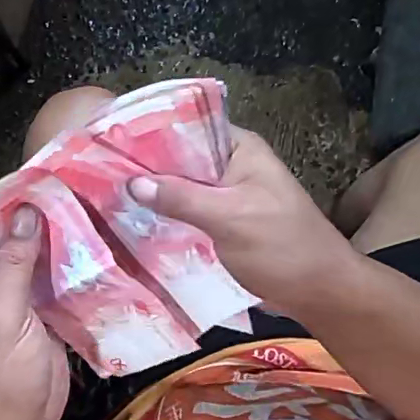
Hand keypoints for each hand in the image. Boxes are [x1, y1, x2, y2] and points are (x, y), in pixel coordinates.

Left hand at [0, 206, 69, 419]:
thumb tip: (26, 212)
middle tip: (64, 189)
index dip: (0, 207)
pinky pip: (48, 275)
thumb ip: (13, 262)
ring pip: (29, 255)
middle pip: (4, 239)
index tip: (32, 182)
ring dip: (50, 237)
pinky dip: (64, 260)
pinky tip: (87, 240)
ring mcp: (10, 295)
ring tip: (80, 206)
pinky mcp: (37, 307)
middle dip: (30, 219)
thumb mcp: (2, 314)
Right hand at [128, 128, 360, 319]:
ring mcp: (228, 195)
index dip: (149, 133)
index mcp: (240, 148)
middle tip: (99, 173)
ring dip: (154, 195)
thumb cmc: (282, 247)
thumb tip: (132, 182)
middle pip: (180, 159)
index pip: (187, 127)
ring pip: (182, 187)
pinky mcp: (224, 222)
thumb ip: (182, 197)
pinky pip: (188, 212)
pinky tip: (136, 223)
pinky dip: (167, 216)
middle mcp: (232, 165)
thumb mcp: (230, 218)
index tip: (108, 142)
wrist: (320, 292)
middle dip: (146, 167)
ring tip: (107, 196)